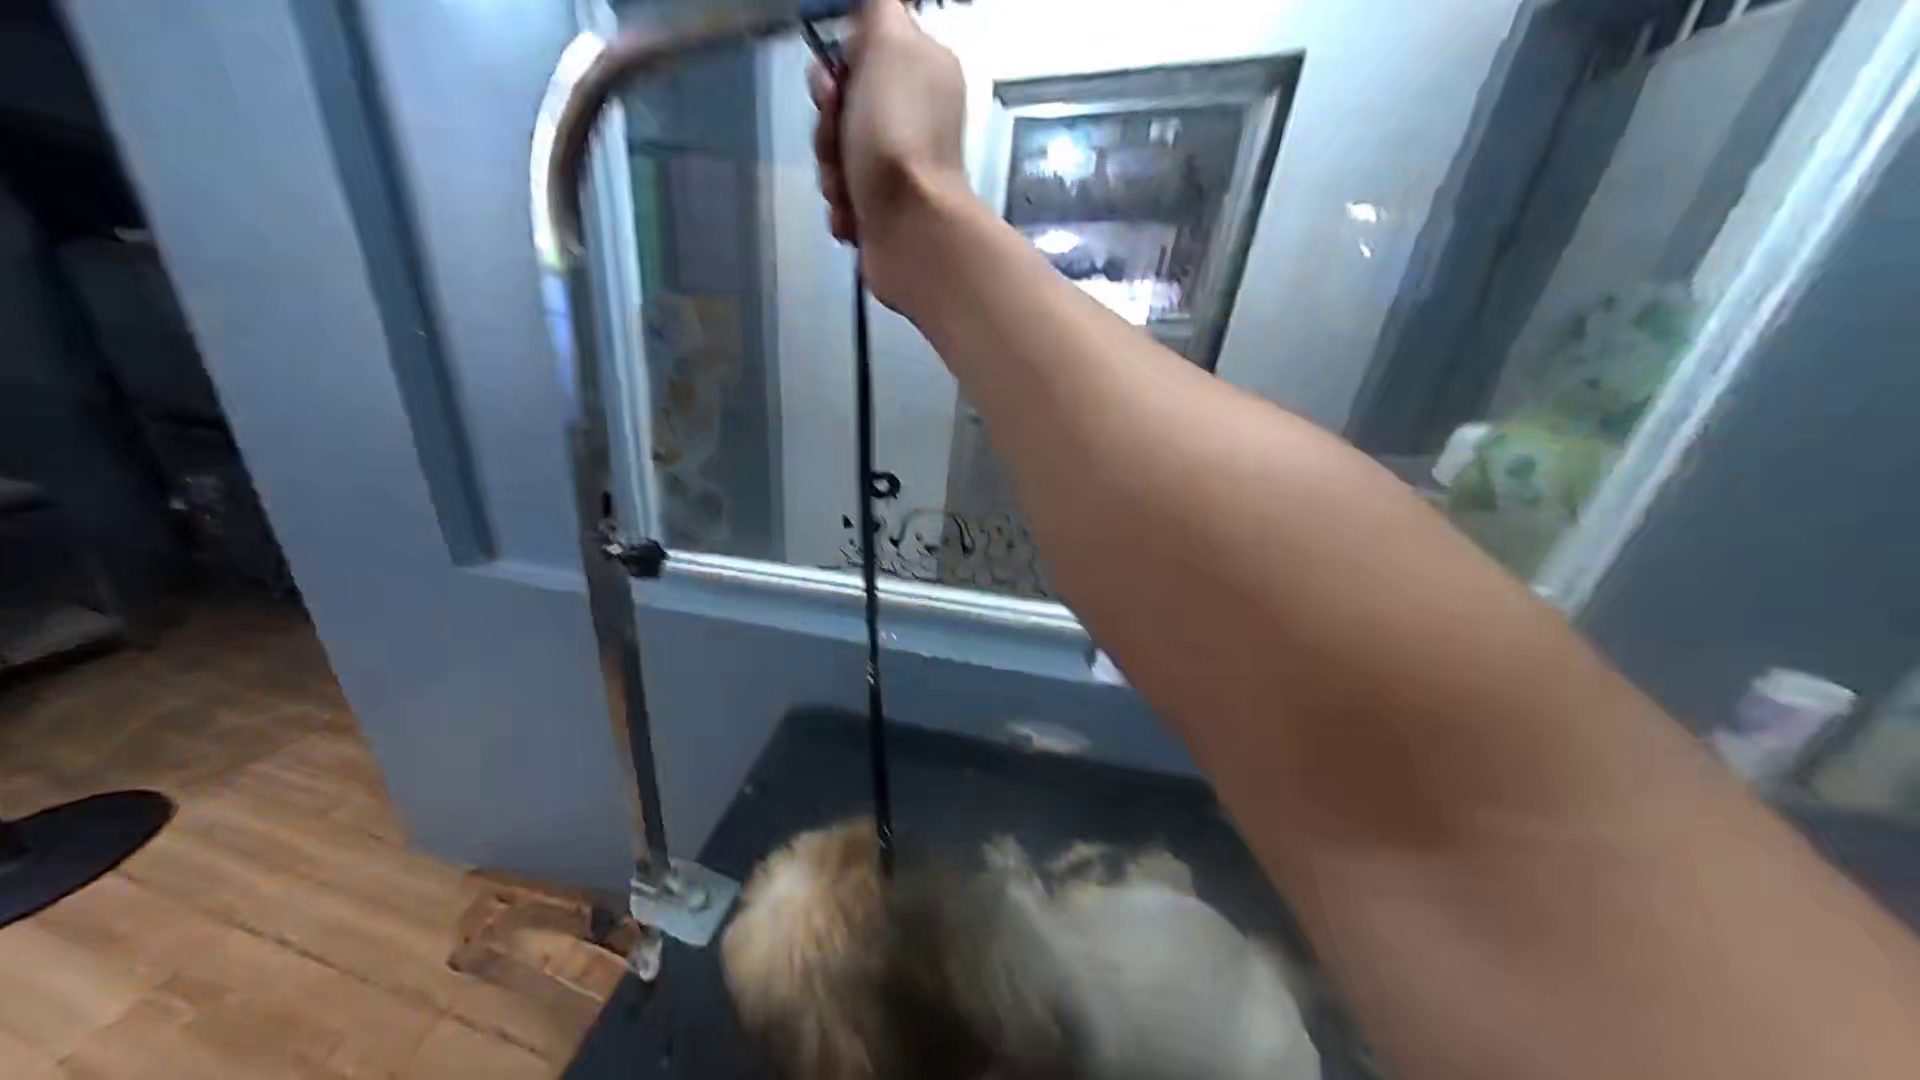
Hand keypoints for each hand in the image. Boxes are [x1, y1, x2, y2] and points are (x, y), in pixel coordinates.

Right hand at [809, 0, 967, 299]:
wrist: (911, 232)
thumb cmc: (897, 139)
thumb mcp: (891, 43)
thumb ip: (878, 10)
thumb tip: (870, 4)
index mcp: (921, 73)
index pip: (861, 52)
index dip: (836, 68)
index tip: (834, 85)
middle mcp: (911, 119)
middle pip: (841, 107)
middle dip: (828, 128)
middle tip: (841, 139)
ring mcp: (897, 169)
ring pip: (836, 155)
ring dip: (832, 171)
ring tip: (849, 189)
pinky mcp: (883, 211)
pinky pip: (843, 197)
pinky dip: (842, 206)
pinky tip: (854, 216)